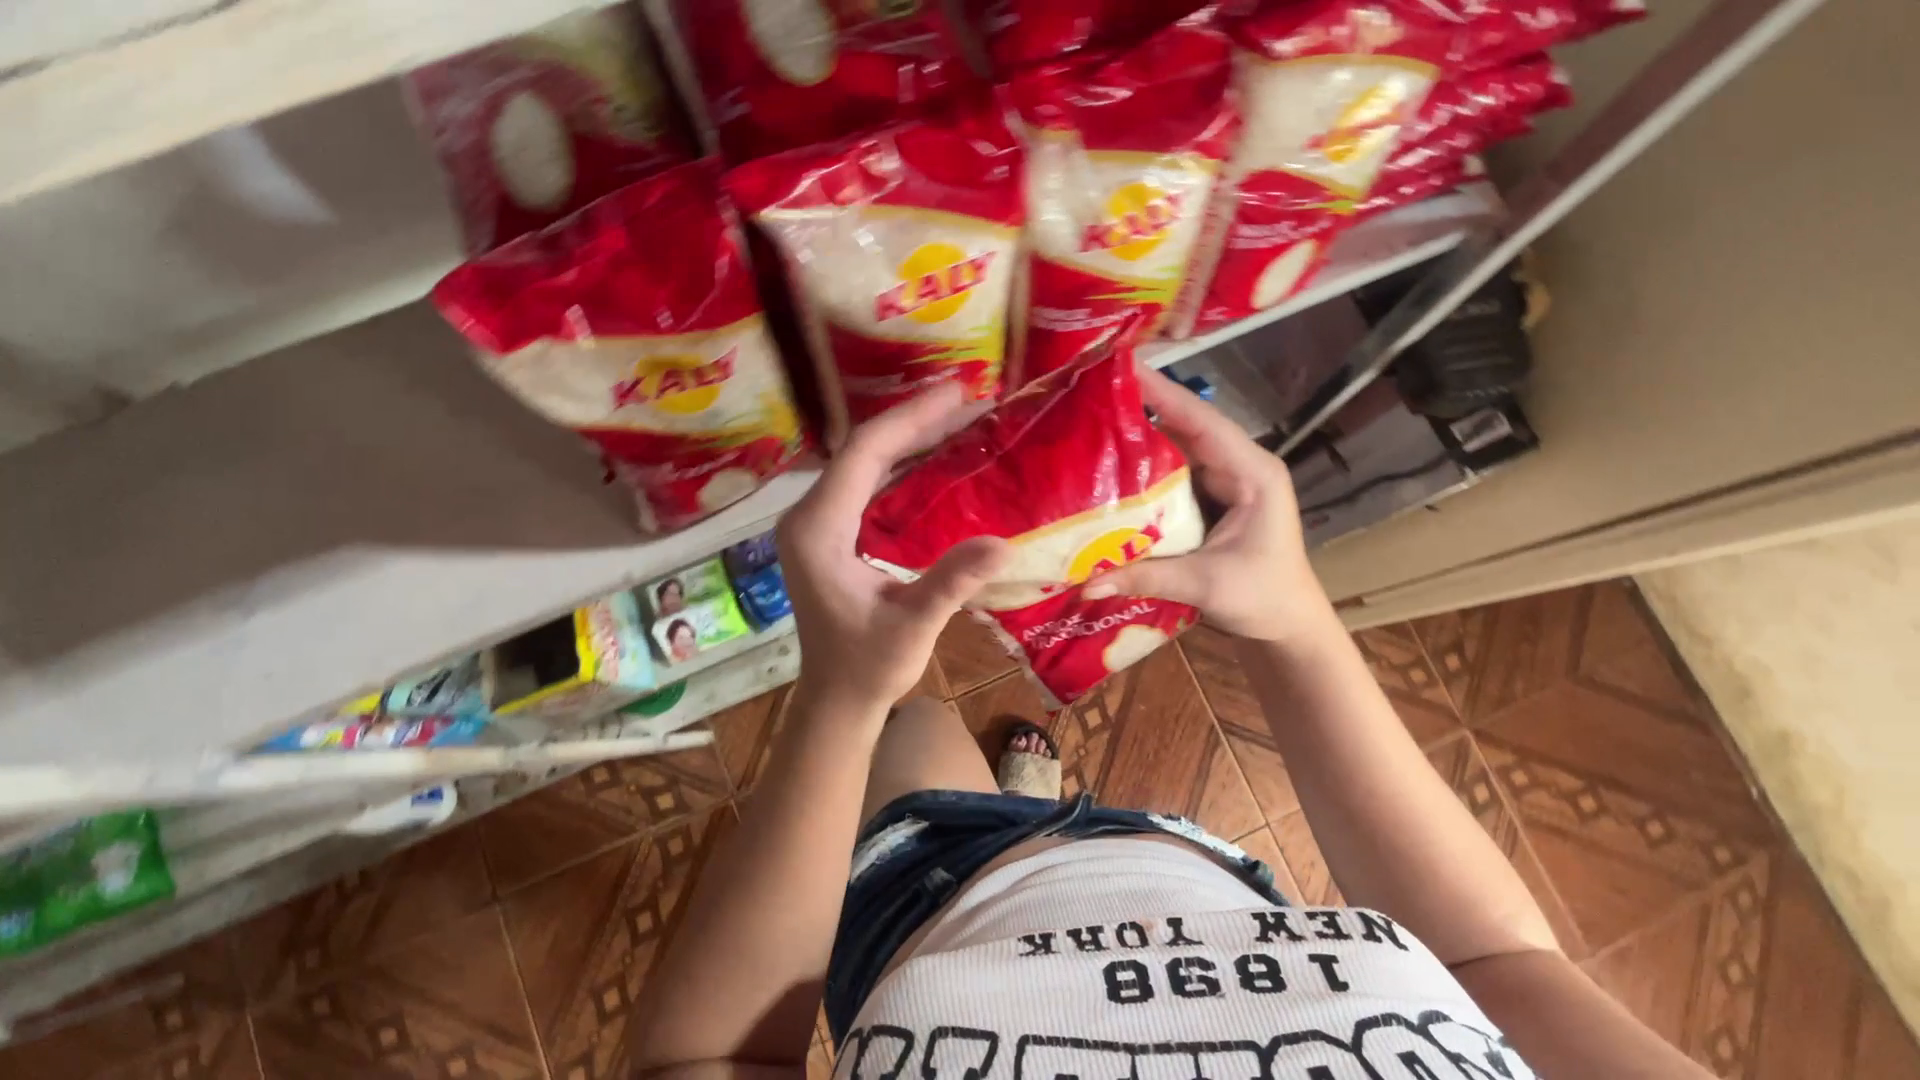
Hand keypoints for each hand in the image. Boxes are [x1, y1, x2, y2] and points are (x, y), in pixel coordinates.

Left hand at [776, 385, 1012, 718]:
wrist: (837, 697)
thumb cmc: (868, 667)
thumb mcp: (913, 627)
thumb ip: (950, 583)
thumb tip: (1004, 544)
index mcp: (818, 530)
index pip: (863, 454)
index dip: (911, 419)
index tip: (957, 393)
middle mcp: (808, 517)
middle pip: (861, 450)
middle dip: (915, 422)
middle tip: (970, 399)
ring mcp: (815, 523)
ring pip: (862, 462)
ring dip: (909, 439)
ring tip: (959, 418)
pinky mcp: (828, 533)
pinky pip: (864, 483)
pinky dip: (900, 464)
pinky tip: (935, 457)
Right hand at [1081, 366, 1329, 642]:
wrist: (1288, 625)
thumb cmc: (1264, 598)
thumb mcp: (1205, 585)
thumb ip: (1146, 577)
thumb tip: (1085, 583)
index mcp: (1253, 474)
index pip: (1203, 421)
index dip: (1164, 393)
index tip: (1124, 367)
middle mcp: (1239, 467)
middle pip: (1187, 426)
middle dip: (1144, 406)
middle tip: (1093, 391)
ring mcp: (1225, 481)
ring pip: (1178, 448)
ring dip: (1140, 434)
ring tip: (1093, 417)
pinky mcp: (1211, 498)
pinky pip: (1174, 474)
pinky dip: (1144, 467)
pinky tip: (1110, 462)